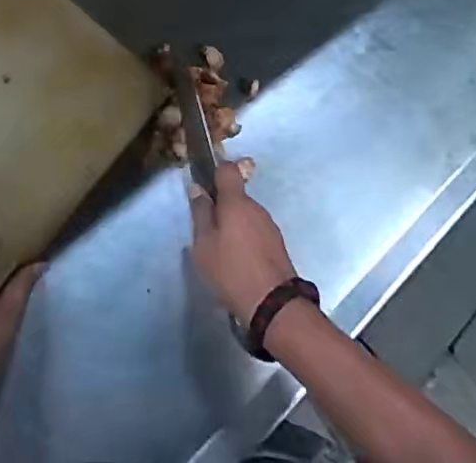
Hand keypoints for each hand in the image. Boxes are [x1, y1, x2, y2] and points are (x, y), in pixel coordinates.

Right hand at [188, 160, 297, 323]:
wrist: (273, 304)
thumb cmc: (231, 270)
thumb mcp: (204, 245)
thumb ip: (201, 214)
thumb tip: (198, 189)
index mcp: (236, 202)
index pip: (227, 169)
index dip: (215, 172)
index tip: (204, 187)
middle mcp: (256, 207)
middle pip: (236, 196)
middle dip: (222, 208)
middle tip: (207, 231)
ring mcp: (269, 225)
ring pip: (246, 215)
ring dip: (234, 226)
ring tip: (222, 253)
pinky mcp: (277, 244)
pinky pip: (256, 232)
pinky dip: (246, 240)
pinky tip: (239, 263)